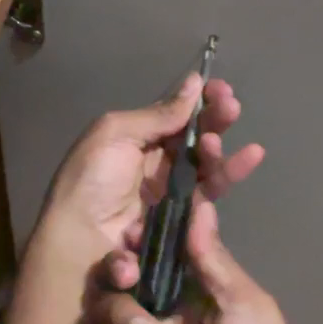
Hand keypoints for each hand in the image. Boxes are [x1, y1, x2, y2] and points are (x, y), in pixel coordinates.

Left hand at [37, 73, 263, 266]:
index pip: (176, 116)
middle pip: (196, 141)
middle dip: (216, 122)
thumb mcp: (115, 134)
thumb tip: (194, 83)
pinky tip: (243, 162)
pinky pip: (208, 200)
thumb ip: (158, 114)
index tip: (222, 89)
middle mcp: (156, 165)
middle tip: (232, 109)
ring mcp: (169, 195)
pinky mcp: (181, 222)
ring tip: (219, 144)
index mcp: (137, 140)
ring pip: (207, 170)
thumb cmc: (91, 181)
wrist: (79, 240)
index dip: (200, 103)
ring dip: (219, 152)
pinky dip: (225, 179)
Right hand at [90, 201, 319, 323]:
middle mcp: (165, 313)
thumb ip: (213, 260)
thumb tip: (201, 206)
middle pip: (119, 280)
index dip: (140, 240)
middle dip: (117, 277)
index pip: (156, 253)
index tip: (131, 233)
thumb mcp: (245, 306)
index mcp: (196, 290)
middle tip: (126, 277)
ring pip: (104, 318)